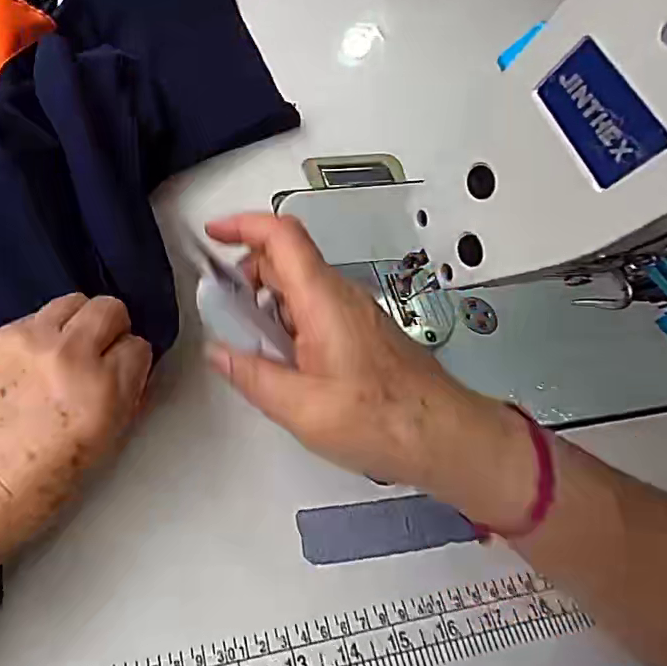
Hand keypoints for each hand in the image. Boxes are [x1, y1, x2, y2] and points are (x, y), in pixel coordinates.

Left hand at [0, 294, 152, 587]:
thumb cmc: (37, 489)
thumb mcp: (103, 448)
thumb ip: (124, 399)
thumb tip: (132, 369)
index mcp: (100, 392)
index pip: (138, 347)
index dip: (132, 362)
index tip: (123, 375)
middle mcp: (65, 355)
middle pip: (108, 308)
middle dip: (111, 330)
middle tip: (100, 357)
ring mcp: (27, 340)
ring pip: (72, 301)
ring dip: (77, 323)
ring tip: (67, 356)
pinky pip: (35, 316)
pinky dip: (43, 333)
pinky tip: (33, 365)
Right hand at [202, 213, 534, 526]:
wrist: (451, 440)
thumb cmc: (393, 421)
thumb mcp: (301, 408)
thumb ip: (251, 375)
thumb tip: (219, 354)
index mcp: (324, 301)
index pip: (281, 236)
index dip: (241, 225)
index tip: (215, 233)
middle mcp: (339, 297)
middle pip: (281, 259)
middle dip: (243, 278)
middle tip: (225, 314)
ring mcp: (350, 311)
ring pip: (293, 285)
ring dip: (261, 305)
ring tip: (253, 349)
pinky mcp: (355, 329)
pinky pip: (308, 308)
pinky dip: (281, 322)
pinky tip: (281, 362)